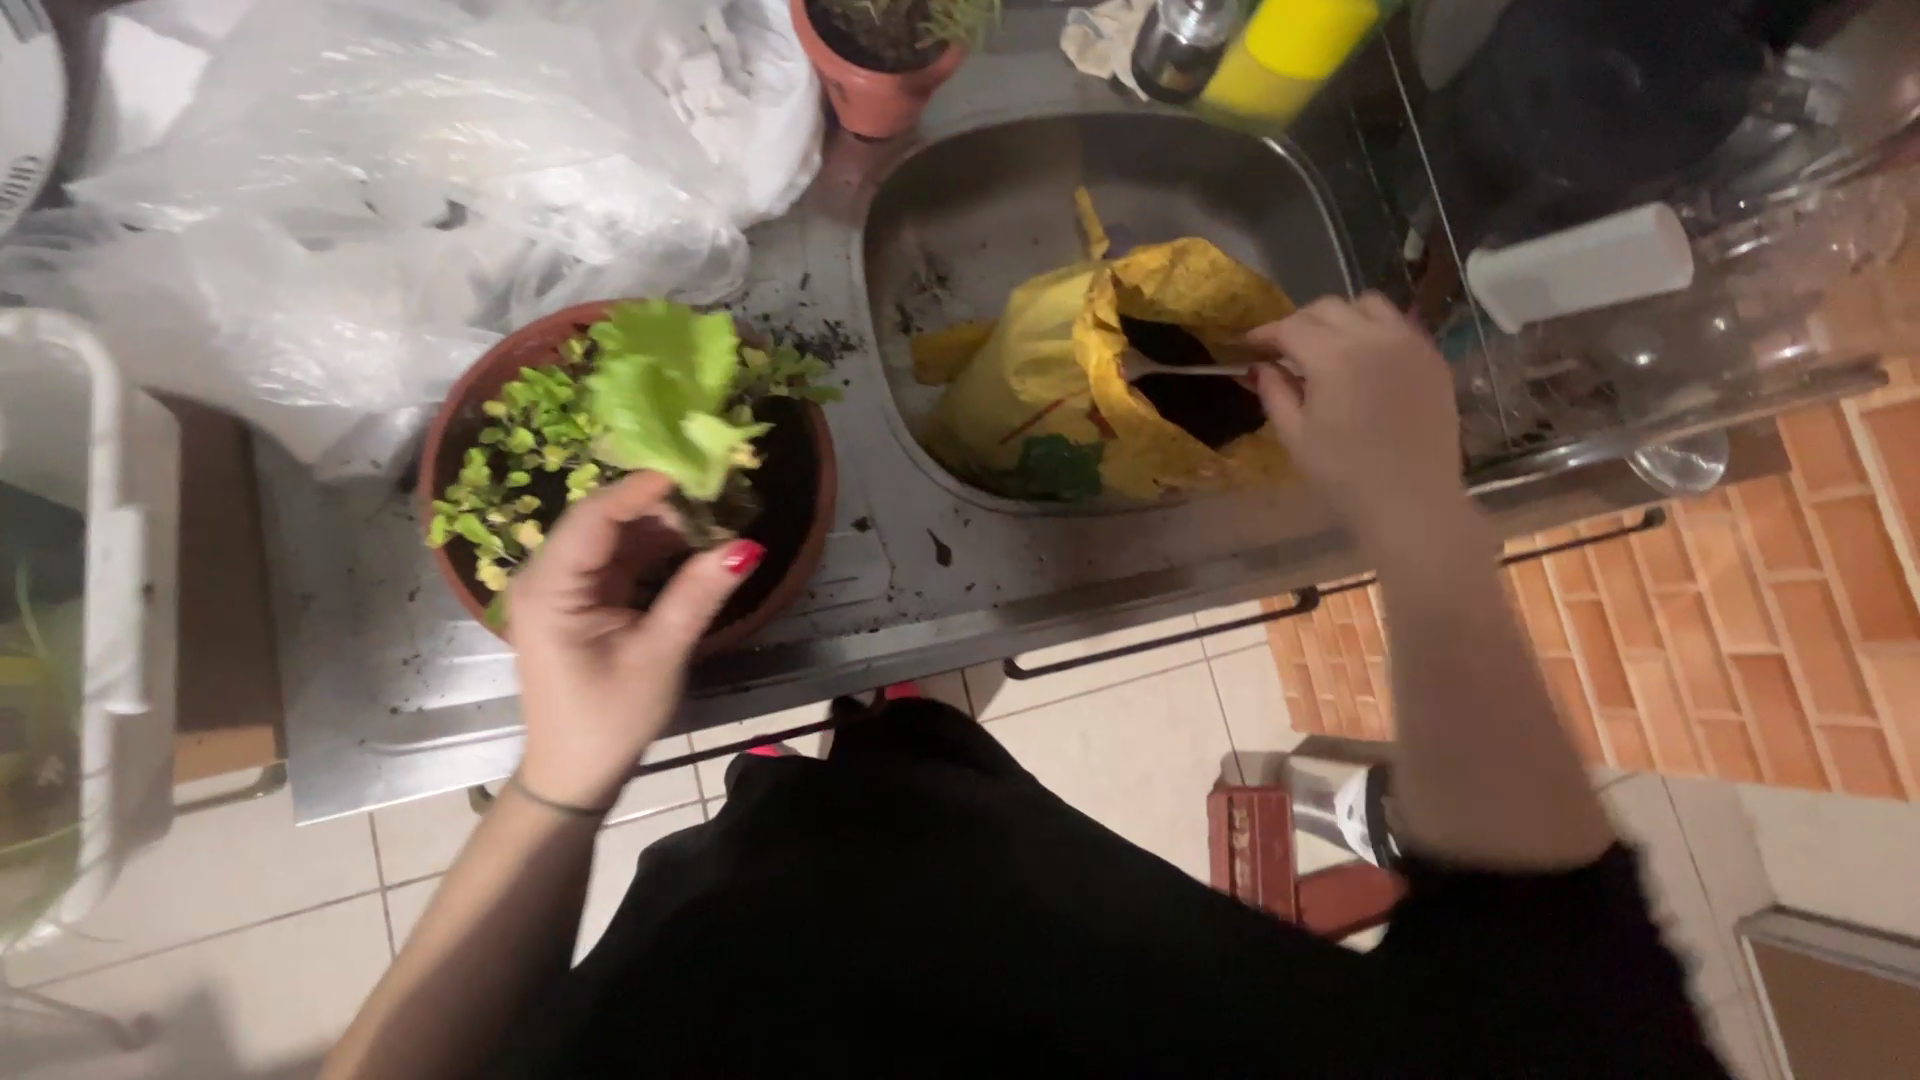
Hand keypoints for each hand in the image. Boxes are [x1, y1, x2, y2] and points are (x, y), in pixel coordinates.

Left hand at [506, 472, 761, 810]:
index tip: (694, 470)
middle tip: (718, 495)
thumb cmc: (610, 718)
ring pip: (618, 536)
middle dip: (661, 505)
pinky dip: (660, 550)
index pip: (594, 518)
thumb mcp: (660, 654)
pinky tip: (697, 544)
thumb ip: (698, 595)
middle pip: (605, 520)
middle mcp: (549, 577)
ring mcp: (567, 587)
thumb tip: (747, 546)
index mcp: (551, 589)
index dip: (643, 489)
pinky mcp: (586, 598)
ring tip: (717, 516)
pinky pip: (623, 558)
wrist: (577, 772)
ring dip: (666, 526)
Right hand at [1245, 294, 1469, 549]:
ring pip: (1367, 305)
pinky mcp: (1431, 358)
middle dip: (1298, 323)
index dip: (1263, 334)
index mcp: (1335, 359)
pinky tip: (1361, 360)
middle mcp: (1374, 338)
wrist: (1411, 501)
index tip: (1247, 346)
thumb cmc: (1343, 475)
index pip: (1290, 328)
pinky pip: (1397, 326)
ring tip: (1325, 346)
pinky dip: (1372, 330)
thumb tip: (1260, 367)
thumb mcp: (1294, 436)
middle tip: (1282, 349)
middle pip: (1327, 308)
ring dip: (1339, 318)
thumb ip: (1274, 392)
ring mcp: (1410, 344)